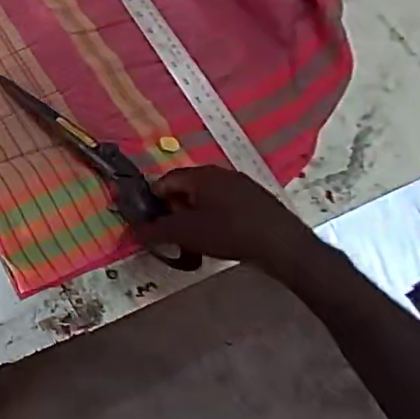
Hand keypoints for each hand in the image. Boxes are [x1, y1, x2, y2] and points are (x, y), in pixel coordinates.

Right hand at [128, 165, 321, 274]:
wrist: (283, 245)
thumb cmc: (229, 233)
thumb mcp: (185, 233)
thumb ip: (156, 230)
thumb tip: (136, 231)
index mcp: (200, 175)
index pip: (165, 180)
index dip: (153, 200)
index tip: (152, 220)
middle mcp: (221, 173)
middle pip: (187, 186)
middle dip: (175, 206)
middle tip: (173, 229)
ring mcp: (243, 184)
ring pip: (208, 195)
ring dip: (196, 211)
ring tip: (196, 235)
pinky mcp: (258, 199)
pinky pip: (227, 202)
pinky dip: (217, 215)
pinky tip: (221, 234)